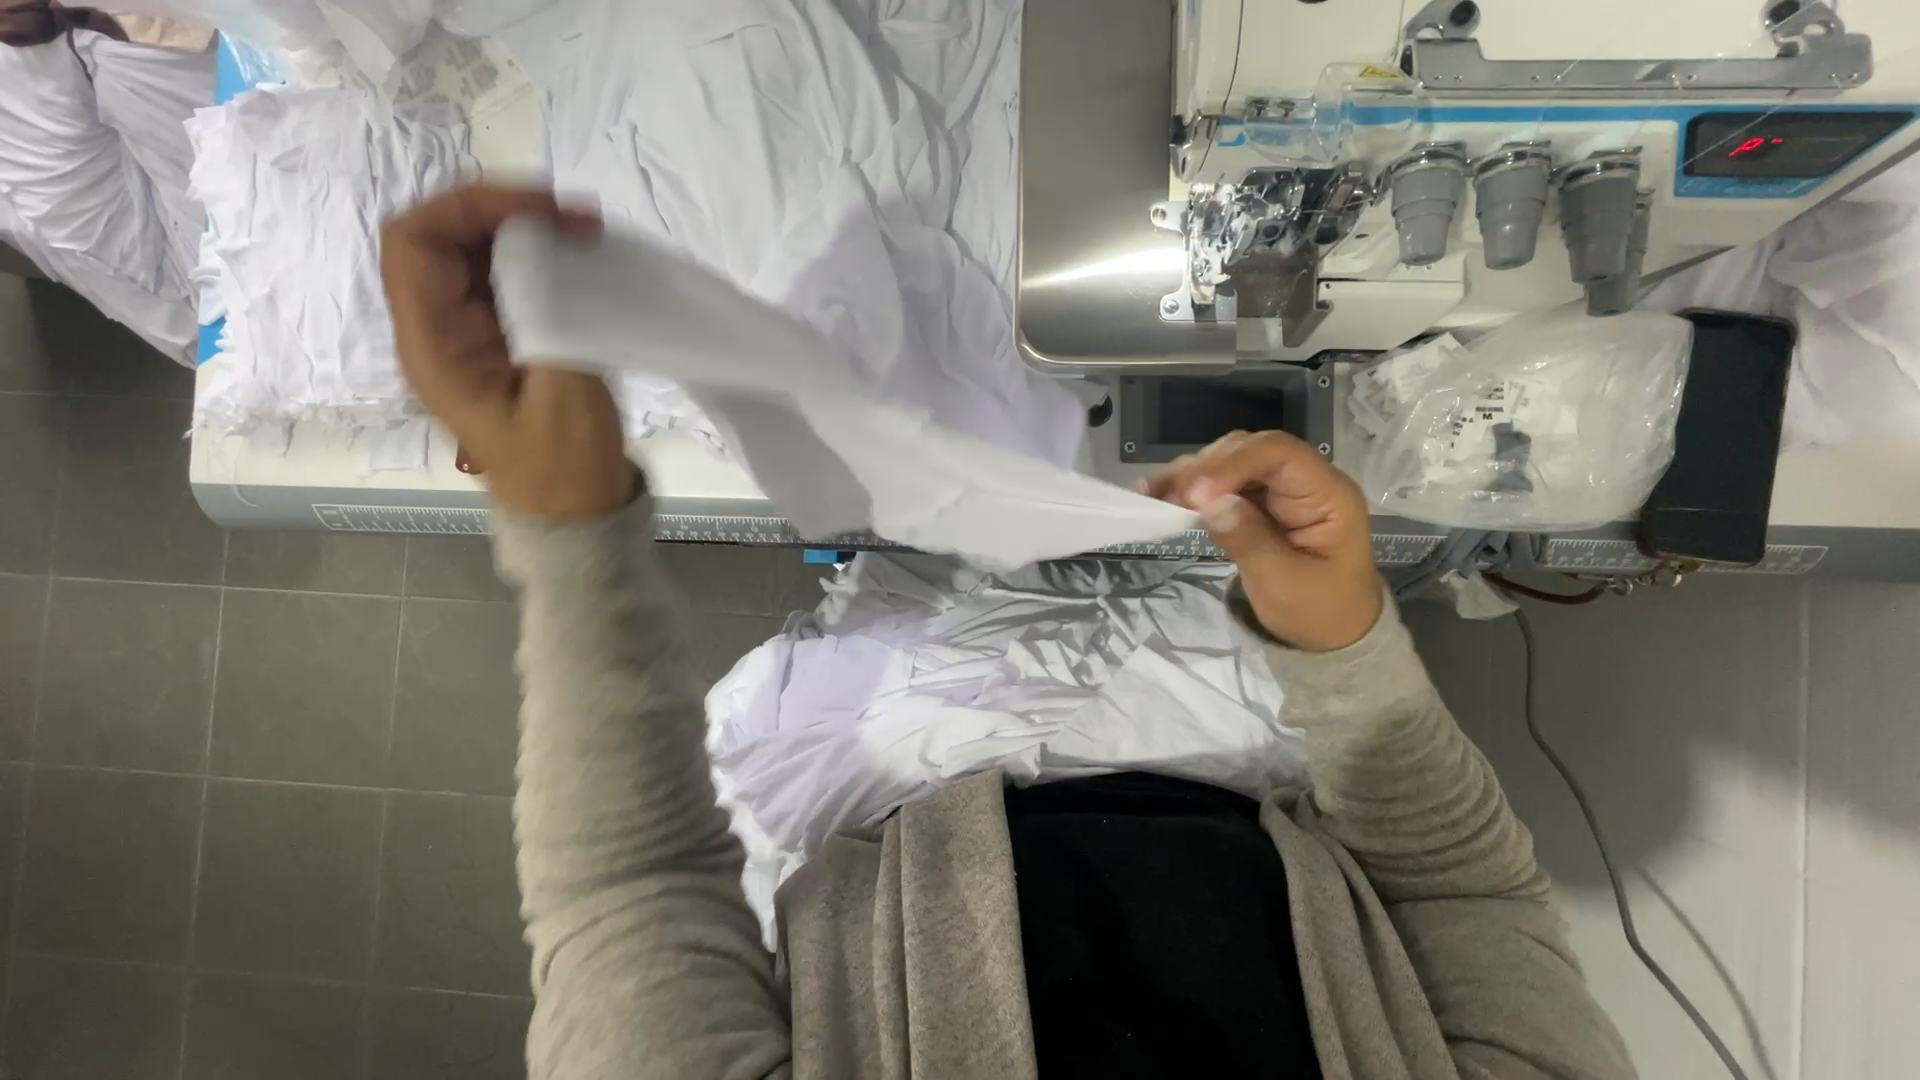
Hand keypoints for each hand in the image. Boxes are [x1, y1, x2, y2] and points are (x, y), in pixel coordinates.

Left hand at [381, 184, 633, 520]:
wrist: (575, 512)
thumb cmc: (565, 468)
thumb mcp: (564, 392)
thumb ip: (547, 316)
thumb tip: (547, 253)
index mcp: (433, 347)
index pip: (415, 244)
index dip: (470, 207)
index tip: (543, 208)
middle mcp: (437, 331)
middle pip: (442, 238)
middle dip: (503, 210)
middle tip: (576, 217)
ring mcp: (467, 335)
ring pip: (474, 253)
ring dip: (525, 230)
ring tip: (584, 231)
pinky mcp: (499, 340)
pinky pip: (504, 279)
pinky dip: (538, 257)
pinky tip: (577, 257)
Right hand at [1146, 431, 1381, 651]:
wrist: (1333, 630)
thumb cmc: (1319, 609)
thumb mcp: (1286, 584)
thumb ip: (1250, 542)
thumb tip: (1210, 506)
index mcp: (1326, 493)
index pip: (1279, 453)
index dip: (1234, 464)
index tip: (1196, 496)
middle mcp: (1301, 479)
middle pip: (1248, 449)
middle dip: (1206, 469)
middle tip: (1171, 499)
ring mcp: (1276, 488)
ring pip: (1227, 460)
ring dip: (1189, 475)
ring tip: (1153, 494)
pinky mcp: (1254, 500)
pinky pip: (1217, 483)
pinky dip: (1187, 488)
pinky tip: (1156, 493)